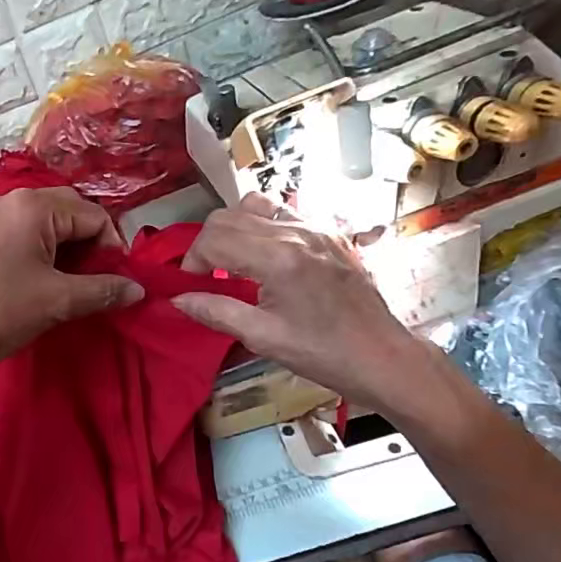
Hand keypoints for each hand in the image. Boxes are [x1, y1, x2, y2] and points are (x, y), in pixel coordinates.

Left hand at [0, 188, 143, 395]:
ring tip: (72, 288)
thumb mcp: (59, 301)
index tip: (119, 283)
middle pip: (70, 212)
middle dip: (91, 245)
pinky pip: (23, 236)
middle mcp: (10, 201)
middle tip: (97, 283)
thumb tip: (139, 290)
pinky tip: (43, 285)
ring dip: (68, 251)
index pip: (94, 215)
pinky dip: (43, 255)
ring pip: (47, 225)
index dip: (114, 248)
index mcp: (33, 205)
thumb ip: (105, 290)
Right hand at [172, 194, 437, 407]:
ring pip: (257, 205)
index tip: (191, 285)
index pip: (214, 238)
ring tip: (235, 261)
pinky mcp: (330, 233)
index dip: (192, 260)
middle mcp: (295, 231)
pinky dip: (264, 226)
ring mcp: (316, 228)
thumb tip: (178, 300)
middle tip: (207, 275)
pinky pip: (285, 213)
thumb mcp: (264, 338)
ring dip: (235, 227)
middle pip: (230, 215)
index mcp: (277, 257)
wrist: (382, 356)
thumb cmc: (323, 354)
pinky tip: (268, 259)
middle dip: (208, 242)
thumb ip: (217, 312)